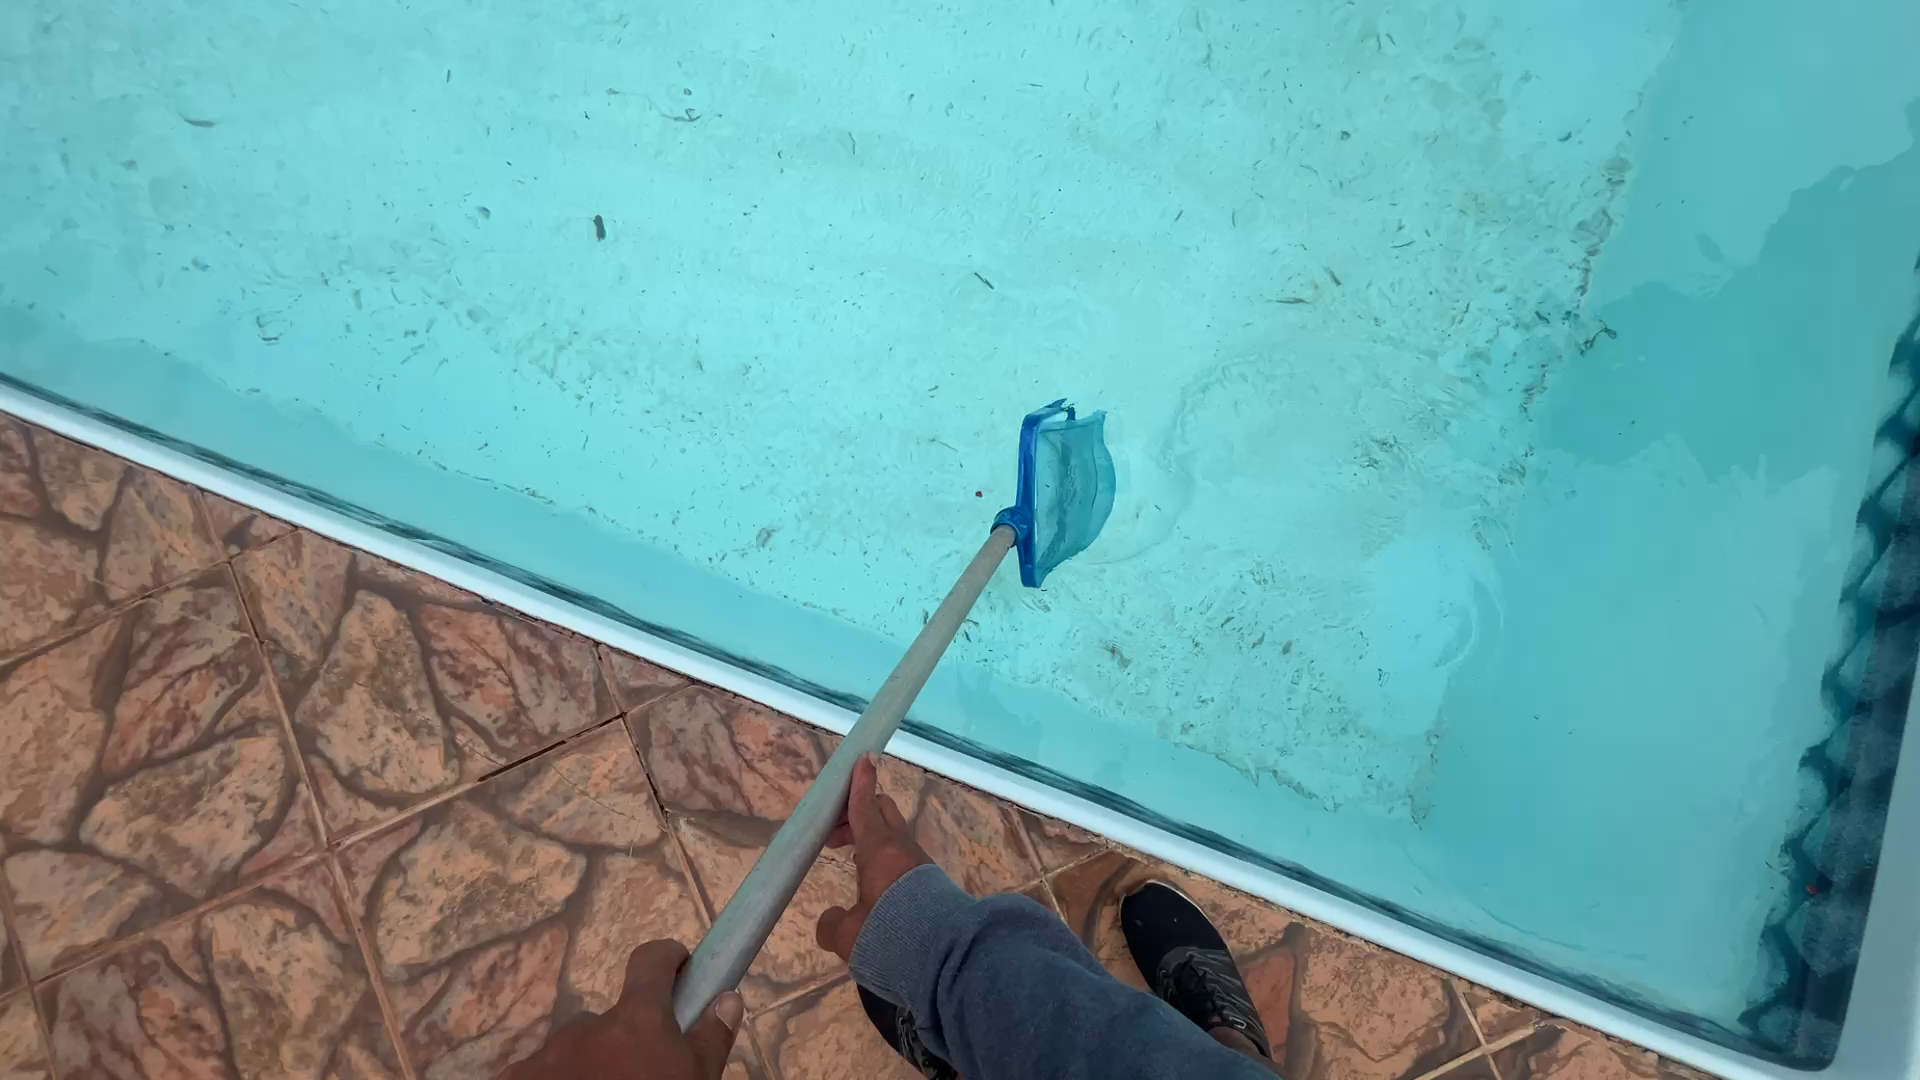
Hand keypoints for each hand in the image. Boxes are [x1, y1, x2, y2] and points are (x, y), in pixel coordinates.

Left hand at [498, 940, 742, 1079]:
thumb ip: (711, 1038)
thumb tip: (726, 998)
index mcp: (636, 1018)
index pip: (650, 959)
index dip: (667, 960)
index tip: (680, 973)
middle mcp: (586, 1027)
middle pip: (609, 1019)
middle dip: (622, 1040)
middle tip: (637, 1076)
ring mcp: (543, 1059)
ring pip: (572, 1052)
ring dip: (586, 1068)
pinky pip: (537, 1076)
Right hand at [815, 753, 934, 961]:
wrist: (944, 954)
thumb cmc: (890, 933)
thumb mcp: (849, 935)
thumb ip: (832, 924)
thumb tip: (830, 920)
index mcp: (878, 848)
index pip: (865, 805)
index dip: (860, 782)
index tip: (864, 757)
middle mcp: (900, 847)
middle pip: (882, 810)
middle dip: (857, 812)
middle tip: (833, 835)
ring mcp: (918, 861)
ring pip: (892, 833)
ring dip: (870, 838)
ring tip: (849, 861)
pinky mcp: (929, 879)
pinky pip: (901, 855)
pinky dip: (883, 856)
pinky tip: (873, 883)